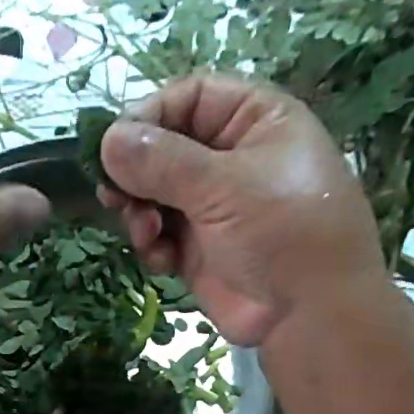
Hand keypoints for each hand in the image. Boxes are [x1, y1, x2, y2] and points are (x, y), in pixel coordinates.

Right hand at [98, 74, 385, 345]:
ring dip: (140, 213)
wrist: (308, 316)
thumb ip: (162, 161)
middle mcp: (230, 158)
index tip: (115, 148)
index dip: (148, 117)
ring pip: (154, 194)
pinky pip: (160, 235)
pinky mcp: (198, 249)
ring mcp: (213, 206)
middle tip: (114, 198)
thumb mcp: (225, 186)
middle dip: (136, 174)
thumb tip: (106, 141)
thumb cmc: (283, 232)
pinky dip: (153, 245)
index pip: (188, 98)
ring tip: (146, 235)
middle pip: (163, 148)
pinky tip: (162, 260)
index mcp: (253, 121)